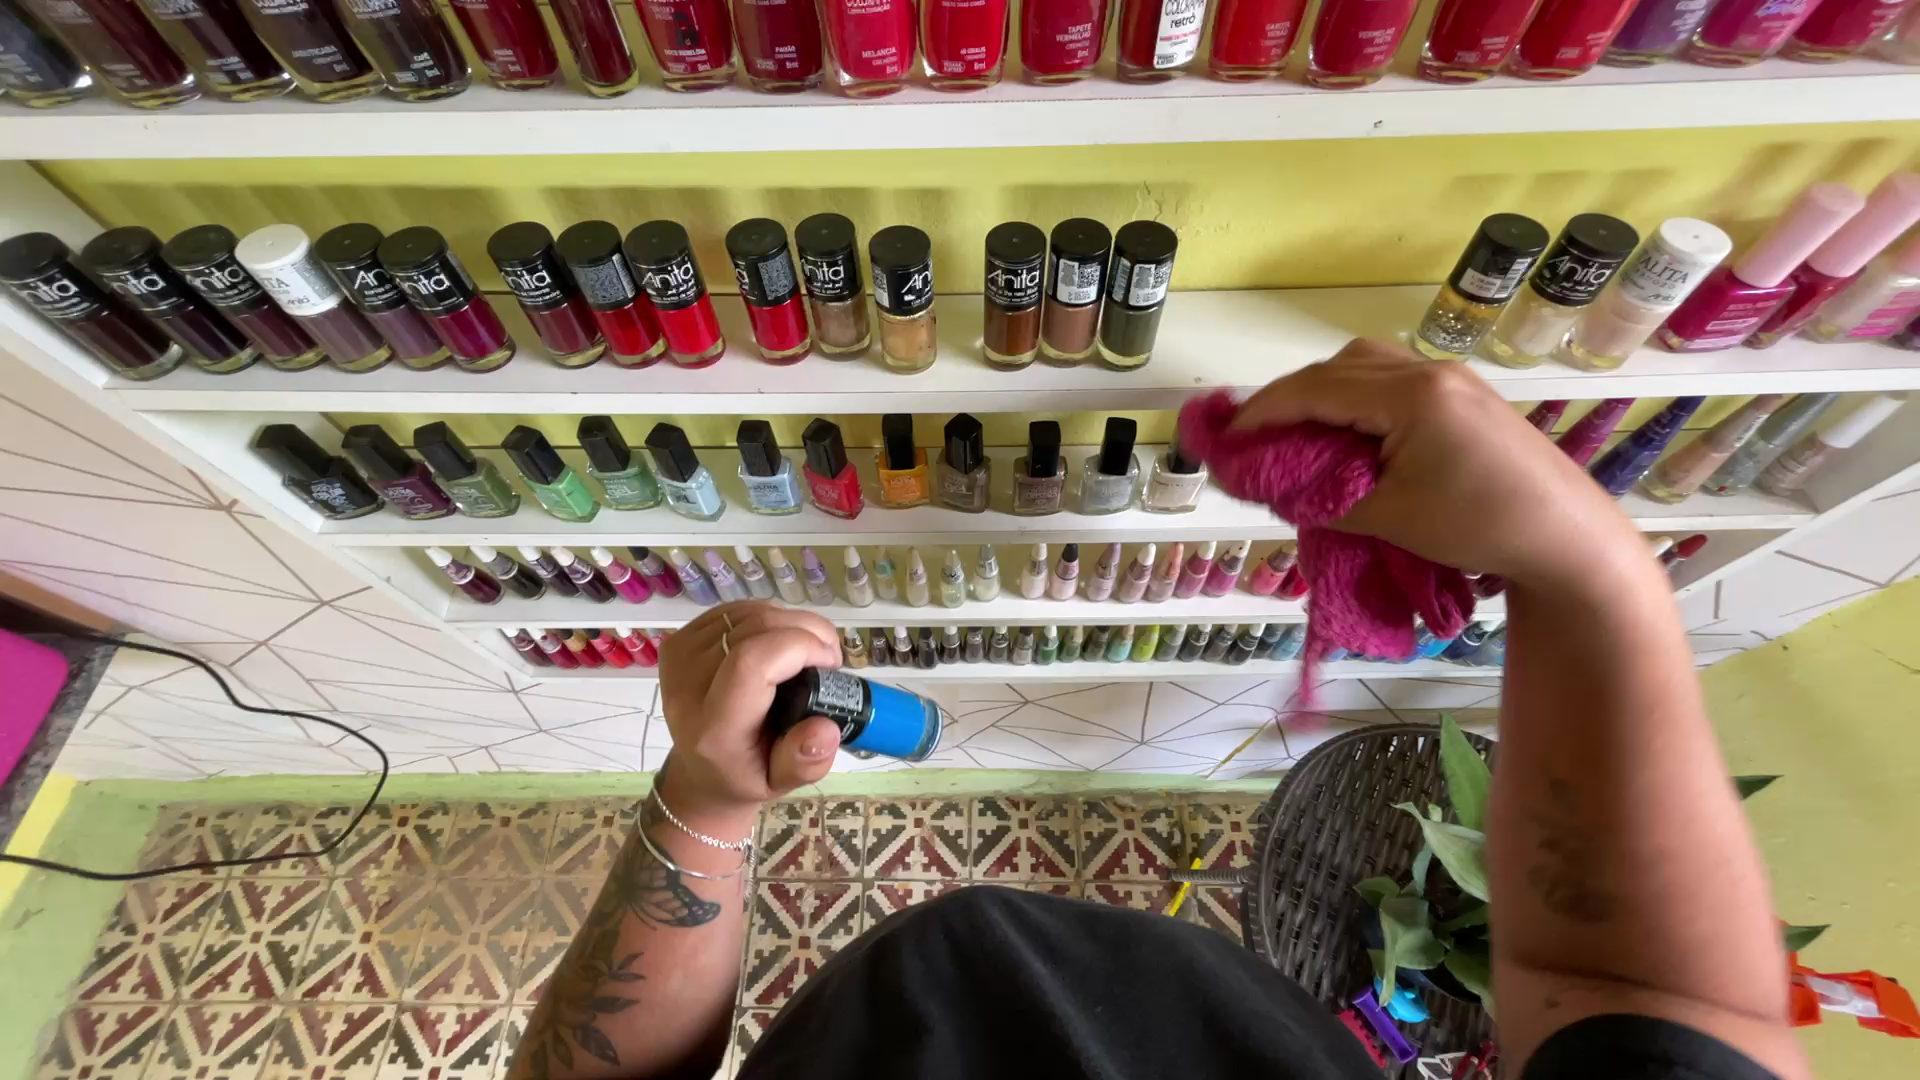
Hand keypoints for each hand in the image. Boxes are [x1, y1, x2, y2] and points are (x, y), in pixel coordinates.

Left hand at [655, 601, 843, 821]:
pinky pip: (739, 611)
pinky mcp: (681, 639)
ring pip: (751, 613)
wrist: (702, 769)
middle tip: (828, 659)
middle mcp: (687, 688)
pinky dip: (771, 618)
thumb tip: (826, 728)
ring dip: (793, 623)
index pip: (752, 663)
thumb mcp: (781, 784)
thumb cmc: (747, 773)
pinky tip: (782, 642)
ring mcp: (680, 658)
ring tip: (809, 652)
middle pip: (755, 628)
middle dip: (807, 630)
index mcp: (713, 729)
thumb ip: (804, 762)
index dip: (799, 646)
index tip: (830, 663)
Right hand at [1231, 339, 1646, 590]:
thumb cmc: (1476, 526)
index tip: (1225, 437)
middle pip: (1337, 366)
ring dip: (1320, 391)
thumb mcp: (1383, 515)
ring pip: (1364, 366)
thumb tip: (1268, 485)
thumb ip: (1317, 494)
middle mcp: (1431, 371)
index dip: (1262, 411)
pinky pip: (1389, 381)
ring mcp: (1451, 380)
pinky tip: (1344, 430)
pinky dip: (1351, 398)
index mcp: (1412, 395)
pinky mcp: (1462, 397)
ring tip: (1295, 431)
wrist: (1568, 541)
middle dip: (1286, 396)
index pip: (1315, 389)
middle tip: (1255, 435)